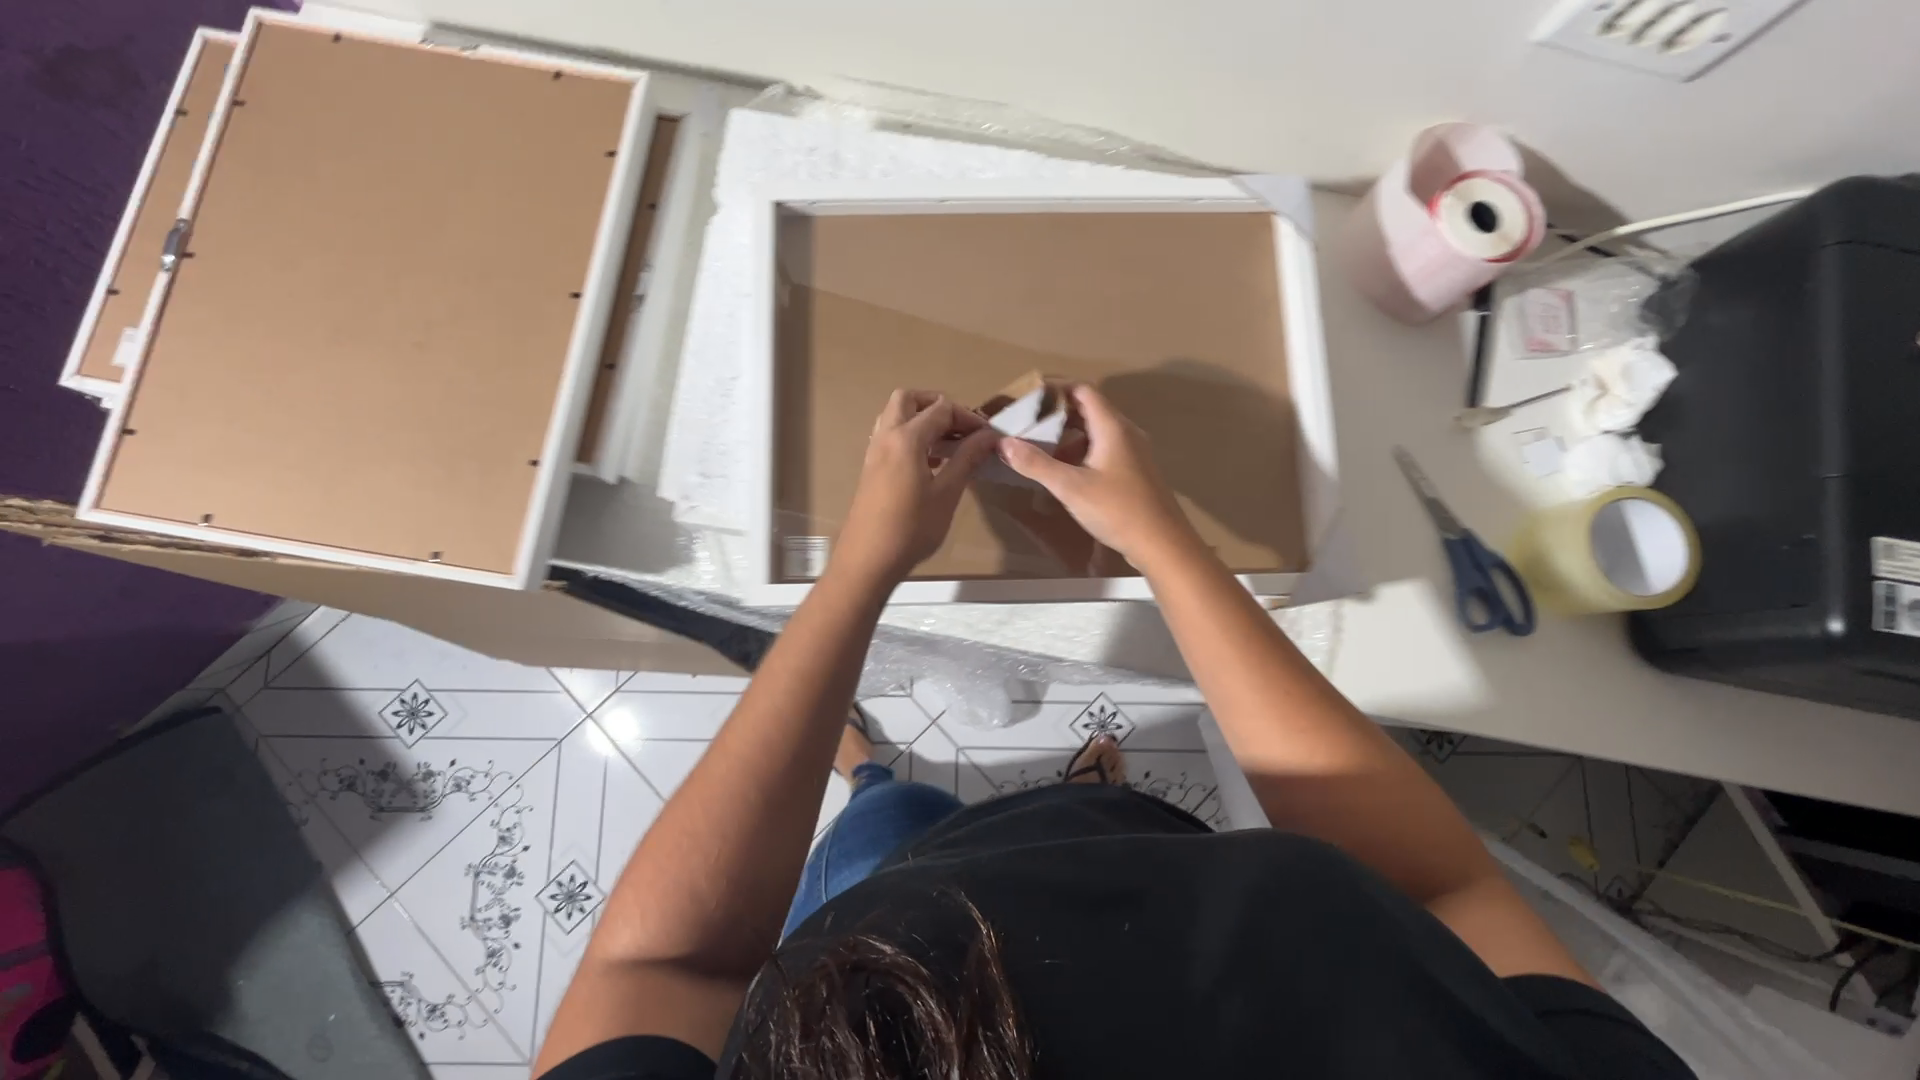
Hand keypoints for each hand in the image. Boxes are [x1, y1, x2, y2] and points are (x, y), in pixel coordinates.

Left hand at [832, 389, 1000, 584]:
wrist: (868, 560)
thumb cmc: (911, 529)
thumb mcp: (946, 494)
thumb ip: (967, 459)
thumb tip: (989, 437)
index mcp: (906, 438)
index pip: (941, 409)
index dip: (968, 417)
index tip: (988, 436)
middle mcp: (886, 437)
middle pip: (909, 399)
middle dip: (937, 405)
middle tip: (961, 428)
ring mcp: (874, 452)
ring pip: (895, 416)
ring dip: (921, 420)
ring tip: (947, 444)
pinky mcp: (871, 468)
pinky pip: (890, 437)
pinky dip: (910, 436)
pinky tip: (930, 462)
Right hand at [996, 384, 1198, 567]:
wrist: (1162, 544)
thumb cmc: (1117, 510)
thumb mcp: (1071, 487)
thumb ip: (1036, 464)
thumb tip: (1004, 443)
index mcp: (1113, 427)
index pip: (1083, 391)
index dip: (1056, 387)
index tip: (1029, 394)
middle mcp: (1126, 432)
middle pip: (1089, 409)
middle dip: (1058, 412)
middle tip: (1028, 421)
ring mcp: (1133, 452)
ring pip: (1096, 432)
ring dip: (1068, 435)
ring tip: (1040, 446)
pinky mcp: (1134, 471)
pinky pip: (1104, 450)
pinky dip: (1082, 451)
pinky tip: (1065, 470)